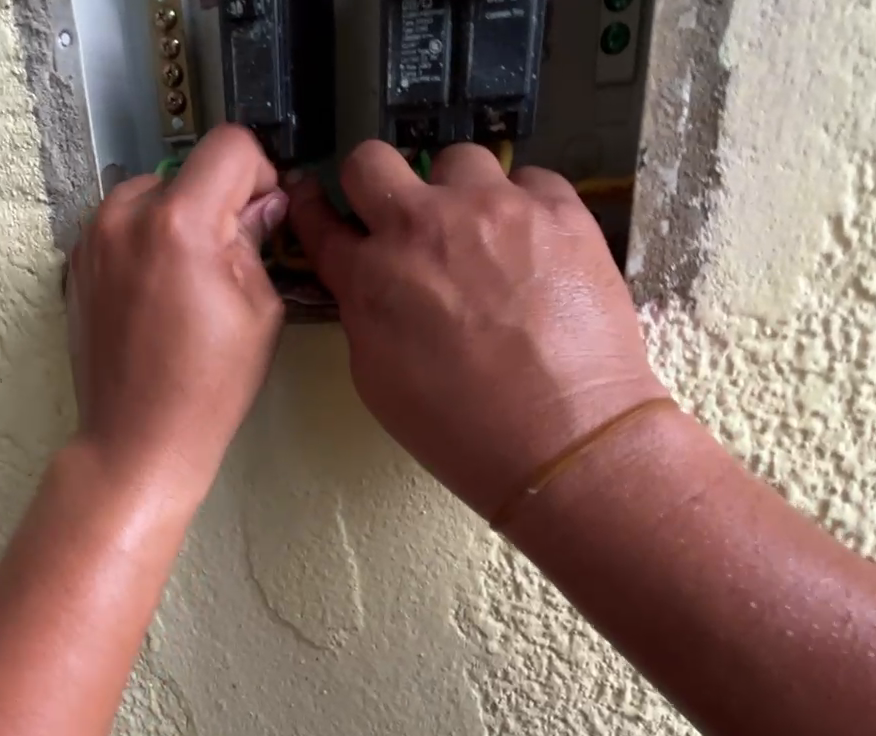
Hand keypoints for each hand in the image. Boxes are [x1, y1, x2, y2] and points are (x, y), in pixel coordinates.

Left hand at [66, 125, 287, 503]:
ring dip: (177, 222)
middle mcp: (124, 218)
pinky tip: (158, 297)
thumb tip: (262, 206)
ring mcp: (92, 241)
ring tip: (188, 285)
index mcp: (178, 226)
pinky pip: (121, 228)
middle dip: (215, 204)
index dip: (259, 174)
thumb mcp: (259, 314)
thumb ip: (258, 242)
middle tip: (227, 262)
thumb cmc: (205, 390)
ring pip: (150, 197)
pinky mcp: (76, 265)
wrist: (138, 440)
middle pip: (187, 172)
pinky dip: (146, 244)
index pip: (229, 146)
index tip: (263, 211)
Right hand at [288, 141, 666, 516]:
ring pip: (457, 161)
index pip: (321, 222)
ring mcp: (494, 207)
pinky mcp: (558, 207)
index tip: (317, 202)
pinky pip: (529, 180)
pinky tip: (533, 249)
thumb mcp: (378, 381)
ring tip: (483, 239)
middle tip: (399, 220)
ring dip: (457, 194)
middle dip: (375, 185)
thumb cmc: (459, 428)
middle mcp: (424, 226)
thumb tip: (373, 284)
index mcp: (371, 277)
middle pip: (372, 161)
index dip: (313, 210)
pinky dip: (521, 207)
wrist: (561, 435)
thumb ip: (365, 316)